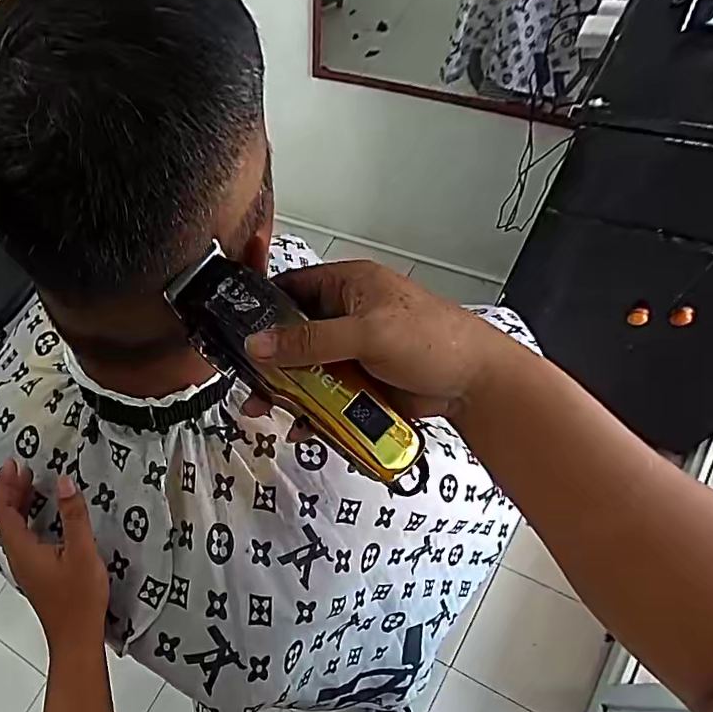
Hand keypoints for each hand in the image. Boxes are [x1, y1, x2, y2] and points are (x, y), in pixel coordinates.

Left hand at [0, 460, 108, 651]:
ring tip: (35, 483)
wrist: (77, 637)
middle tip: (24, 467)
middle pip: (5, 517)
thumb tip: (64, 482)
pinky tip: (48, 515)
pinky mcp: (37, 572)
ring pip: (15, 527)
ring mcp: (26, 565)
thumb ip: (73, 516)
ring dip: (21, 503)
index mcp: (22, 549)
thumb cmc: (79, 599)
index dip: (4, 484)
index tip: (13, 463)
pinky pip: (26, 537)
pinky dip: (31, 518)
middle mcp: (18, 556)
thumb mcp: (82, 552)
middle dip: (12, 489)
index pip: (2, 510)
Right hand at [242, 260, 516, 420]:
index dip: (263, 311)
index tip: (238, 335)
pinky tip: (303, 425)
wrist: (474, 385)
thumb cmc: (435, 341)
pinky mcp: (359, 381)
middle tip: (250, 385)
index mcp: (348, 286)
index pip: (291, 290)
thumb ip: (311, 341)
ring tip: (267, 411)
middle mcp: (345, 316)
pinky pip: (325, 394)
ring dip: (287, 391)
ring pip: (306, 370)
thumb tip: (260, 343)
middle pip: (293, 337)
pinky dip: (312, 410)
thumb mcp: (367, 334)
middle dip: (270, 363)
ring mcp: (351, 351)